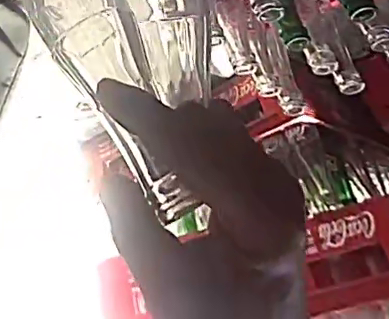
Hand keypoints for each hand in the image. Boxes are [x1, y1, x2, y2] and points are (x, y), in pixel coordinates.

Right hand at [96, 79, 306, 318]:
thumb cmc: (216, 317)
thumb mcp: (167, 288)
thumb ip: (134, 229)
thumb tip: (109, 173)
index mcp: (260, 220)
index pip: (194, 149)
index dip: (146, 116)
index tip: (109, 93)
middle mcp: (278, 191)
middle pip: (207, 129)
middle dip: (159, 119)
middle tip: (119, 114)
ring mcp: (279, 181)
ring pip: (217, 124)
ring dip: (176, 125)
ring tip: (145, 138)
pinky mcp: (272, 178)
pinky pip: (228, 134)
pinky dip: (194, 134)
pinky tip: (173, 150)